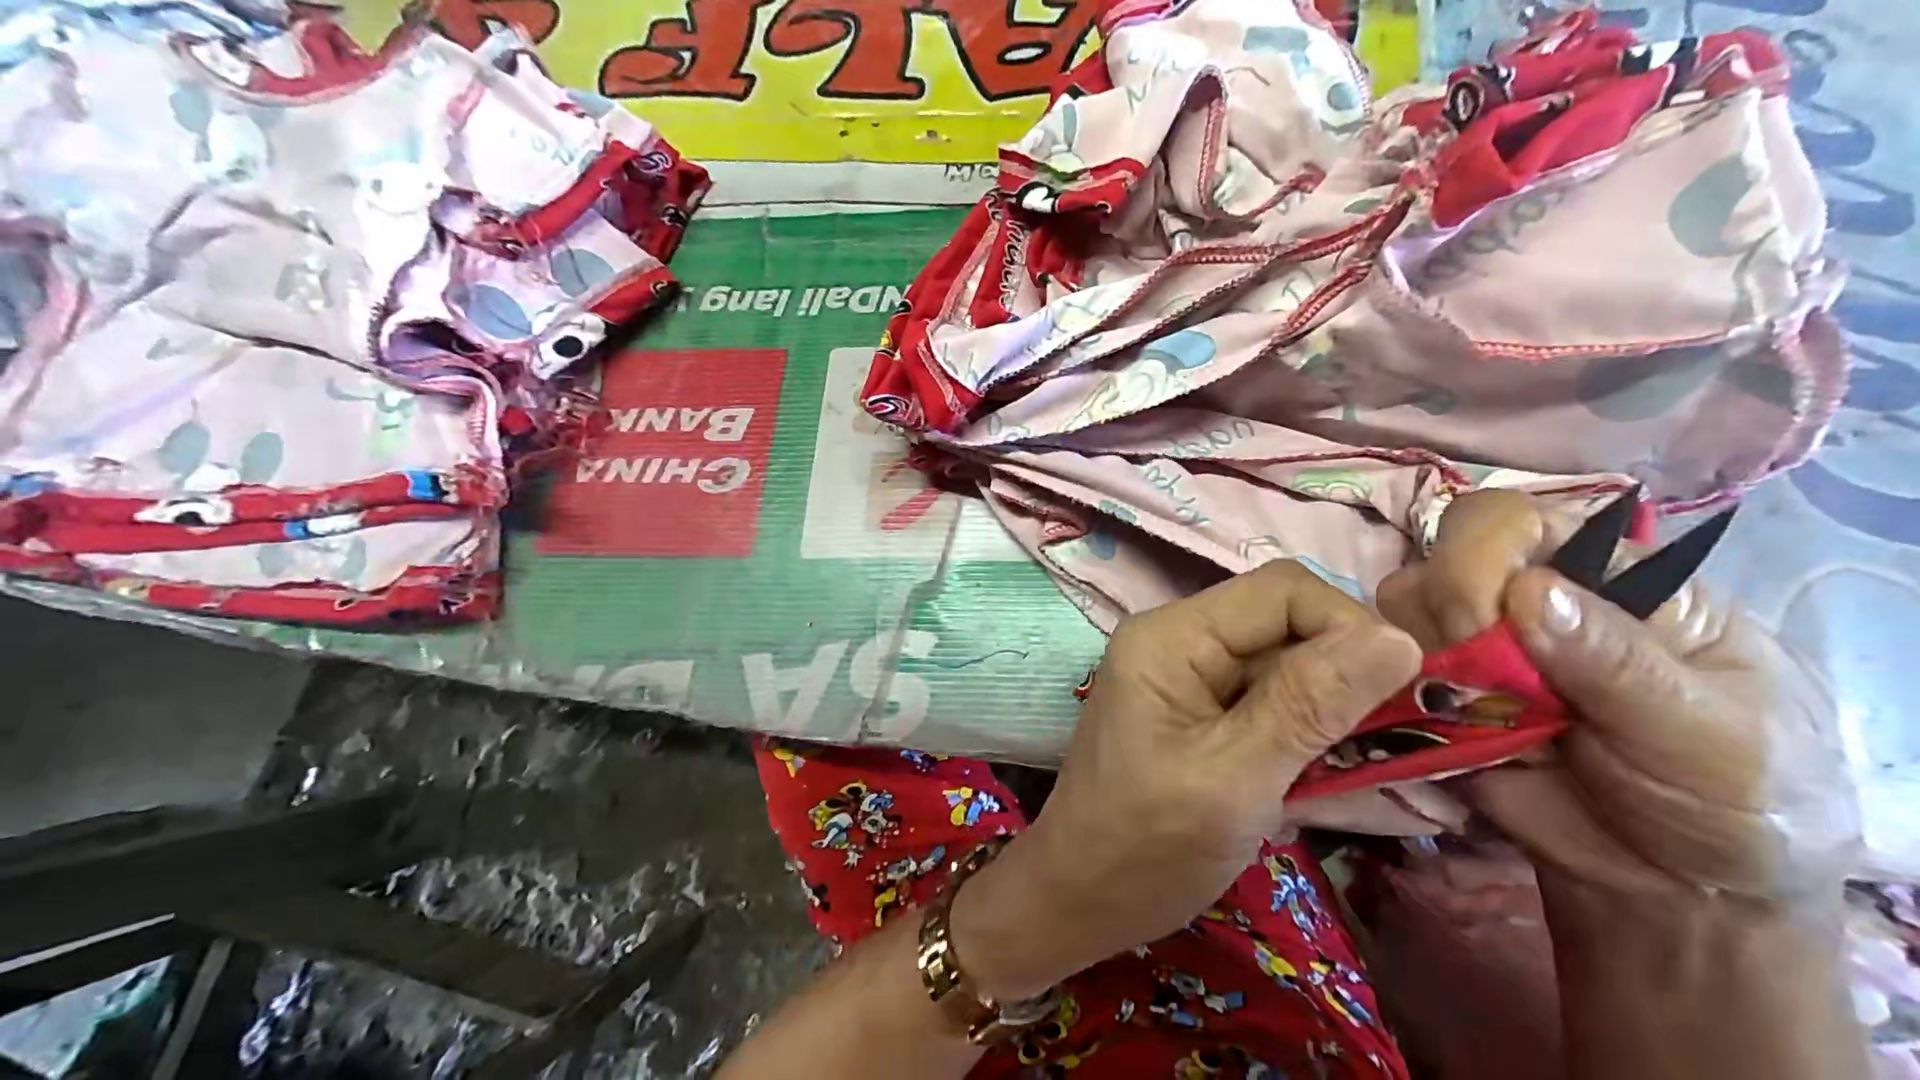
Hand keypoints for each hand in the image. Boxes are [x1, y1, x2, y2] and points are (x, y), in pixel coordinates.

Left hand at [950, 560, 1420, 999]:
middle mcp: (1179, 640)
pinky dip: (1308, 734)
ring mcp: (1189, 676)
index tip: (1403, 695)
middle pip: (1288, 625)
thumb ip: (1309, 705)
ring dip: (1334, 712)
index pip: (1282, 591)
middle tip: (1392, 743)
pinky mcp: (1201, 712)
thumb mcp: (1234, 778)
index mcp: (1171, 636)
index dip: (1350, 628)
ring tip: (1362, 767)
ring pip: (1288, 666)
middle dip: (1347, 676)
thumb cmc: (1145, 846)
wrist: (1082, 897)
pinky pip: (1271, 702)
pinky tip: (1329, 777)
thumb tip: (1397, 638)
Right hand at [1376, 491, 1859, 900]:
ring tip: (1477, 723)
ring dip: (1418, 661)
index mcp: (1606, 582)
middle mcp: (1523, 601)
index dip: (1479, 557)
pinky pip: (1381, 672)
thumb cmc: (1736, 800)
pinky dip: (1392, 696)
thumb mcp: (1712, 736)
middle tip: (1485, 689)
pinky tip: (1442, 736)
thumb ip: (1621, 663)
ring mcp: (1470, 649)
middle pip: (1437, 561)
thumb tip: (1529, 589)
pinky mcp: (1433, 696)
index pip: (1511, 523)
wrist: (1681, 891)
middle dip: (1447, 619)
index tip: (1487, 625)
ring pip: (1398, 612)